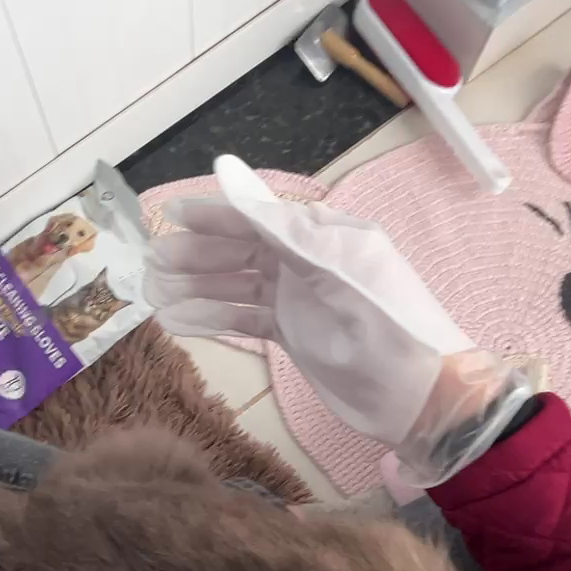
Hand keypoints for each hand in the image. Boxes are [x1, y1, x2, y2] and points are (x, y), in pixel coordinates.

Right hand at [146, 156, 529, 484]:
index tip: (169, 216)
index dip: (213, 215)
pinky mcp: (296, 334)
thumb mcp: (331, 272)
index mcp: (323, 236)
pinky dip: (216, 321)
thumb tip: (225, 170)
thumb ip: (275, 225)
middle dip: (196, 258)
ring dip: (198, 291)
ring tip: (155, 298)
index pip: (258, 216)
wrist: (419, 400)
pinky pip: (247, 320)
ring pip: (238, 287)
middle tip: (151, 268)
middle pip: (241, 252)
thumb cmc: (385, 331)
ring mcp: (301, 300)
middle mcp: (308, 263)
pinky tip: (183, 324)